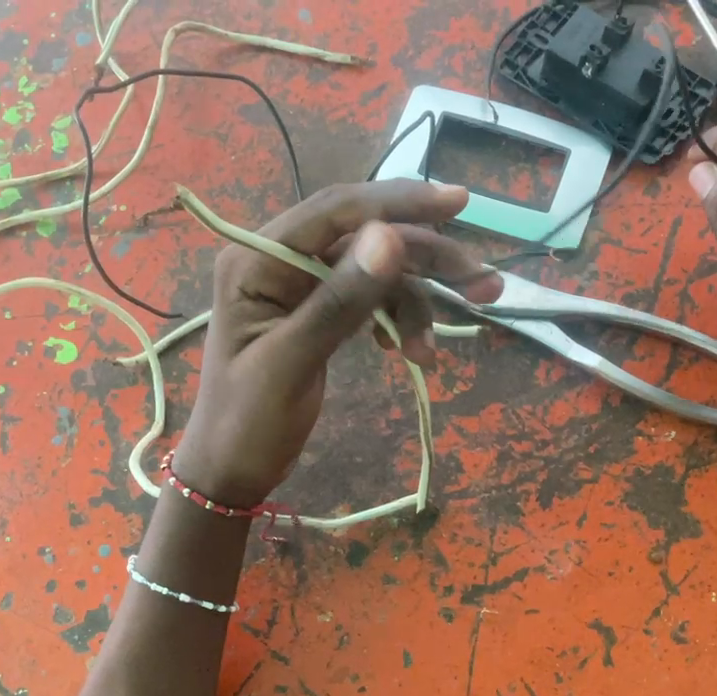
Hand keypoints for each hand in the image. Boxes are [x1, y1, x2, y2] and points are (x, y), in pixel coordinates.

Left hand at [171, 181, 501, 506]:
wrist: (230, 472)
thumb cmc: (246, 424)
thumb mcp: (290, 364)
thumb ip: (338, 302)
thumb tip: (389, 238)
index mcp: (257, 260)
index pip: (336, 211)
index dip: (399, 203)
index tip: (459, 203)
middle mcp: (279, 261)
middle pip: (366, 239)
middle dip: (426, 259)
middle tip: (485, 285)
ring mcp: (300, 288)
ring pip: (377, 273)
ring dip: (416, 304)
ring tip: (431, 353)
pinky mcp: (318, 314)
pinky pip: (370, 301)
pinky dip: (397, 321)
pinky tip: (408, 351)